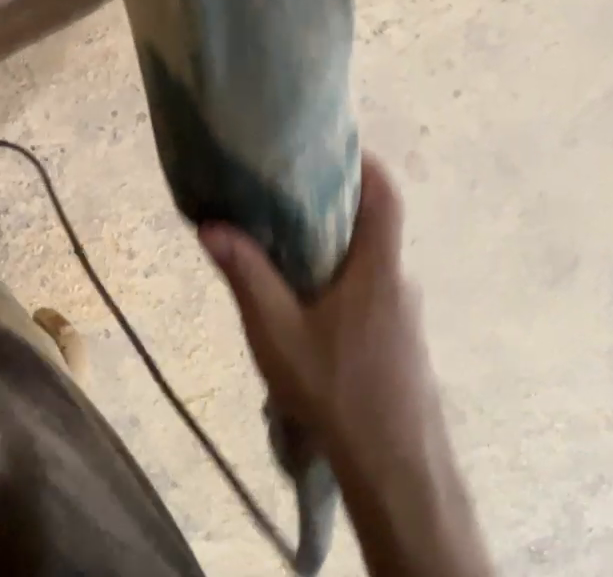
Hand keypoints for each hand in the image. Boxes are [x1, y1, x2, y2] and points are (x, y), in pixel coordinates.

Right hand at [201, 156, 492, 576]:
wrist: (397, 471)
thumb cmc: (337, 390)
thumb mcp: (275, 331)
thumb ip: (245, 274)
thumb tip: (210, 224)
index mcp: (377, 273)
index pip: (385, 200)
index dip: (365, 164)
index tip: (333, 142)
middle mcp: (398, 286)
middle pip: (373, 227)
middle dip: (331, 203)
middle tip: (280, 188)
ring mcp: (403, 318)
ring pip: (367, 263)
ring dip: (330, 244)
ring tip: (278, 239)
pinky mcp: (398, 344)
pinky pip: (367, 290)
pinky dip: (335, 276)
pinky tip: (299, 299)